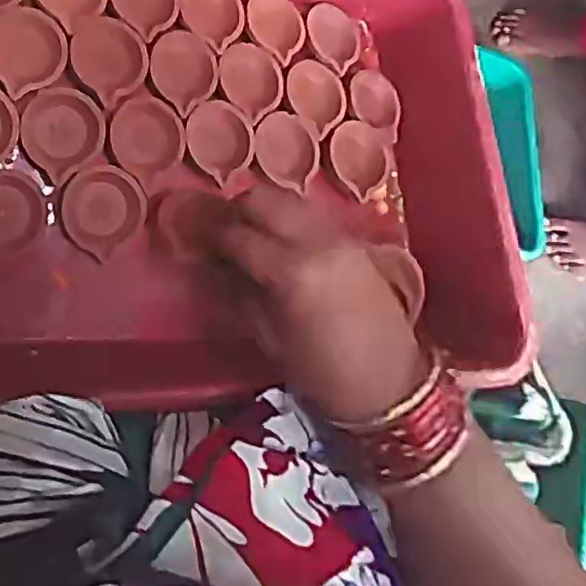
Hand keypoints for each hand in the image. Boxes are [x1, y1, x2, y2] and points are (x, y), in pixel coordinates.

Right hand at [208, 188, 426, 423]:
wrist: (393, 386)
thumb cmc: (324, 375)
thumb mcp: (270, 339)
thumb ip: (237, 292)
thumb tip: (208, 262)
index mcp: (291, 272)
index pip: (237, 234)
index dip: (209, 233)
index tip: (191, 236)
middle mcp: (316, 242)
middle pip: (263, 199)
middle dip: (235, 210)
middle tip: (221, 231)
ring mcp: (339, 237)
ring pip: (289, 200)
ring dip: (263, 209)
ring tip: (249, 233)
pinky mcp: (354, 240)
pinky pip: (311, 214)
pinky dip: (288, 217)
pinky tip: (280, 240)